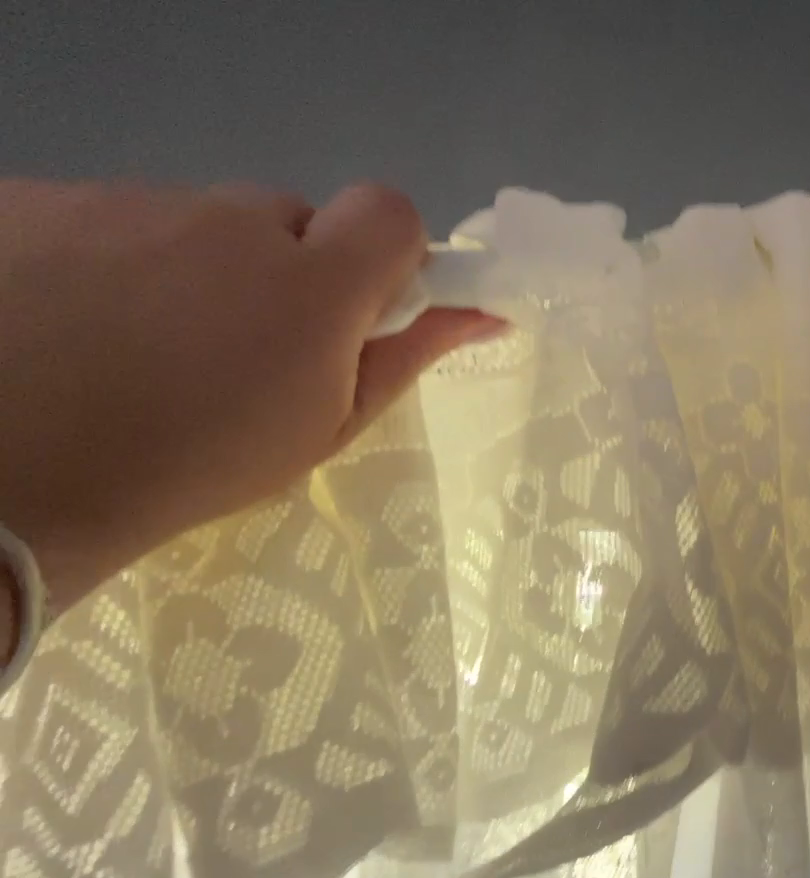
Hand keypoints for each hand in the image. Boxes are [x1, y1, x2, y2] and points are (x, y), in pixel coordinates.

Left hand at [0, 179, 504, 613]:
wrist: (12, 471)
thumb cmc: (209, 460)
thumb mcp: (334, 421)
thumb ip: (410, 353)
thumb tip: (486, 315)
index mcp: (314, 284)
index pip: (389, 211)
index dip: (391, 250)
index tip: (369, 302)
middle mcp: (224, 223)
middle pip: (289, 216)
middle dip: (291, 264)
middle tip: (257, 340)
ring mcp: (122, 204)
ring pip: (197, 220)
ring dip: (201, 264)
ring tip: (154, 339)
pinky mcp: (34, 199)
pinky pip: (112, 216)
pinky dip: (116, 257)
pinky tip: (85, 320)